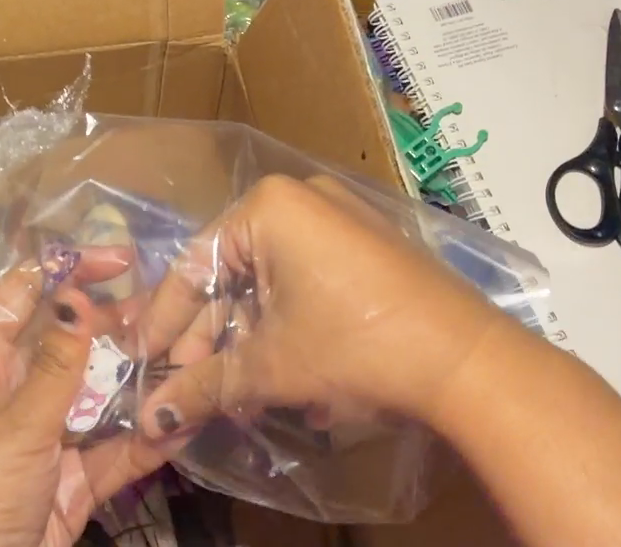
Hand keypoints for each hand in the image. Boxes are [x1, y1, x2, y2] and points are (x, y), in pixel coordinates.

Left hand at [0, 263, 187, 546]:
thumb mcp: (17, 424)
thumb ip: (55, 366)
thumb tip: (76, 296)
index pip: (18, 297)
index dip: (59, 270)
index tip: (112, 260)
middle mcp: (10, 392)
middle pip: (62, 343)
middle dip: (109, 325)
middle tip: (164, 306)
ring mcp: (41, 439)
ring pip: (92, 397)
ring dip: (134, 381)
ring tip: (185, 352)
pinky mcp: (66, 485)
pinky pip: (107, 454)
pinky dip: (141, 442)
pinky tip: (181, 423)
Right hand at [135, 175, 513, 440]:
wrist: (478, 370)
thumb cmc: (356, 347)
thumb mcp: (272, 366)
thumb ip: (202, 384)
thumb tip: (149, 419)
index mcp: (266, 207)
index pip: (195, 264)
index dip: (165, 318)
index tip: (142, 357)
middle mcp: (299, 200)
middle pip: (233, 273)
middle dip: (210, 335)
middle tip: (186, 381)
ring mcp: (341, 220)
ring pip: (270, 282)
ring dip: (249, 338)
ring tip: (232, 390)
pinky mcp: (370, 248)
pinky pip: (307, 281)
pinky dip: (288, 325)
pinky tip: (282, 375)